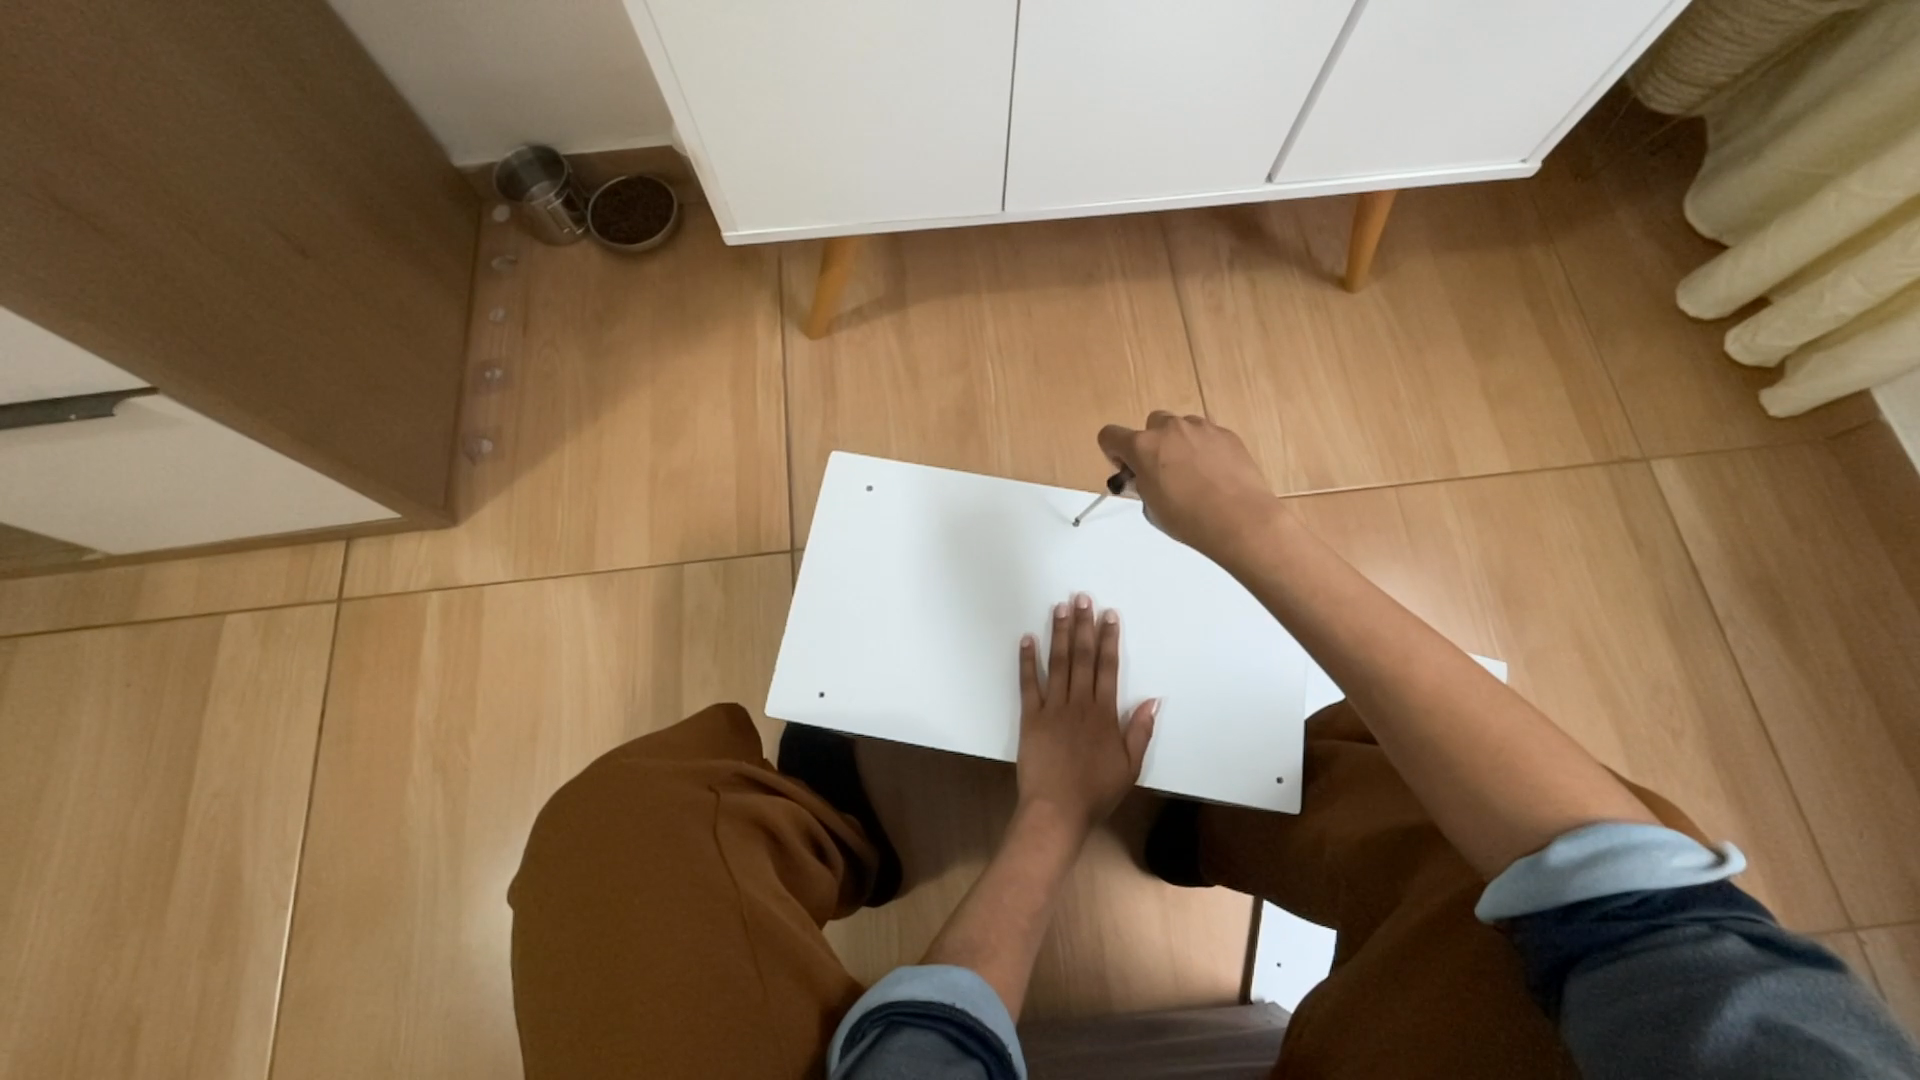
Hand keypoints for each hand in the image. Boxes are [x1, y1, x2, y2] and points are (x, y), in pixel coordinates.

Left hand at [1016, 593, 1156, 832]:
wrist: (1057, 810)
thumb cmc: (1096, 792)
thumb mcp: (1130, 766)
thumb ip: (1140, 731)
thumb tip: (1154, 700)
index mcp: (1104, 713)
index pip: (1108, 667)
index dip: (1109, 639)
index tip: (1109, 615)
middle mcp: (1079, 703)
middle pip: (1082, 657)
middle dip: (1083, 625)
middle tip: (1082, 598)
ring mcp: (1053, 708)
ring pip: (1057, 663)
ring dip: (1058, 633)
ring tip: (1060, 608)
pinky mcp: (1030, 718)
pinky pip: (1029, 683)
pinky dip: (1027, 661)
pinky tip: (1027, 640)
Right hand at [1097, 413, 1276, 558]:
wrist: (1240, 519)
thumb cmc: (1189, 519)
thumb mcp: (1152, 507)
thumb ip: (1142, 485)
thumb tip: (1146, 479)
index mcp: (1142, 447)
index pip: (1110, 435)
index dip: (1114, 453)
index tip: (1128, 469)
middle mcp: (1170, 429)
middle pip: (1151, 425)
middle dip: (1152, 444)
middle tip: (1162, 472)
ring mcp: (1201, 428)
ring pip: (1181, 427)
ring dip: (1180, 444)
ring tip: (1193, 475)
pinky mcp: (1226, 434)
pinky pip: (1207, 435)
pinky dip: (1205, 449)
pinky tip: (1215, 475)